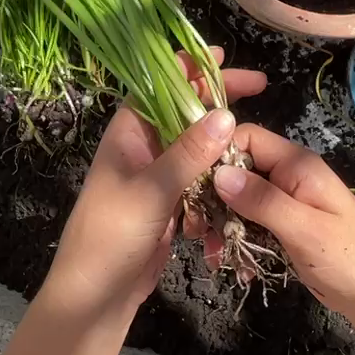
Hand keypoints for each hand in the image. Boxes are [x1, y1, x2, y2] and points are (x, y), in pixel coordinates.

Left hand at [45, 49, 265, 315]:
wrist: (95, 295)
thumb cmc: (112, 234)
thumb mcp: (153, 189)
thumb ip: (190, 152)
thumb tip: (226, 114)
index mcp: (128, 132)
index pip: (160, 85)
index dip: (190, 68)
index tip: (226, 58)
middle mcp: (142, 147)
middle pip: (183, 111)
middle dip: (217, 98)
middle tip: (259, 86)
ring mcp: (156, 175)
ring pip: (195, 146)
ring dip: (220, 143)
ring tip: (255, 135)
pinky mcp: (168, 202)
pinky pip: (198, 179)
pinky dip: (216, 178)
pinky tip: (238, 180)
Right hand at [211, 123, 354, 325]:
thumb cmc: (351, 258)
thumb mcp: (305, 229)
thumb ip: (263, 200)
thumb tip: (219, 173)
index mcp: (296, 165)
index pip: (246, 138)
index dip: (218, 154)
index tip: (196, 185)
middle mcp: (287, 176)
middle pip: (236, 170)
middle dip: (214, 198)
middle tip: (196, 230)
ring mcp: (284, 202)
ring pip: (238, 200)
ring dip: (222, 225)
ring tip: (213, 255)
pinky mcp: (282, 226)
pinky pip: (249, 224)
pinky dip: (238, 241)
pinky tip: (235, 266)